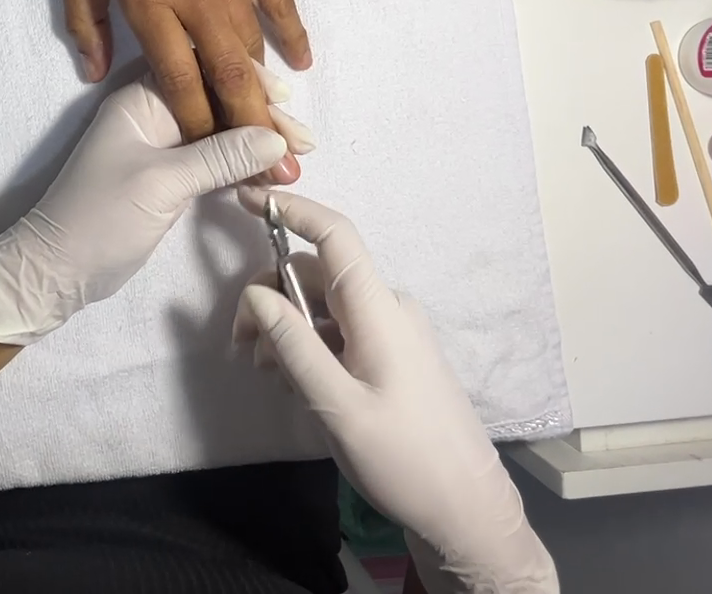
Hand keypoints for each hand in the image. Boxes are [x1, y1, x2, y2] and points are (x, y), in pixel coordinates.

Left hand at [0, 75, 301, 344]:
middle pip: (217, 101)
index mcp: (141, 99)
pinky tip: (270, 173)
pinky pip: (212, 158)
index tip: (287, 102)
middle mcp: (152, 113)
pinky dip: (241, 165)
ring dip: (257, 144)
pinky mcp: (167, 174)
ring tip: (298, 162)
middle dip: (261, 119)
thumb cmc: (100, 216)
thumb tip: (277, 139)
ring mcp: (160, 144)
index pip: (203, 74)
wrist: (59, 268)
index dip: (247, 85)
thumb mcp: (161, 183)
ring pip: (220, 131)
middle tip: (304, 144)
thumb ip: (220, 156)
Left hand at [59, 0, 310, 181]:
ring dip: (268, 96)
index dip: (198, 128)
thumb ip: (85, 20)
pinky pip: (281, 6)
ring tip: (284, 135)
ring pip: (256, 50)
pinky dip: (292, 37)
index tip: (213, 161)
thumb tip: (96, 73)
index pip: (179, 83)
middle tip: (270, 171)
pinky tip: (298, 66)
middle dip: (249, 131)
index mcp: (148, 3)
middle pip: (228, 78)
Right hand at [233, 191, 558, 593]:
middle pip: (313, 274)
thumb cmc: (405, 458)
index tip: (245, 198)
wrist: (468, 513)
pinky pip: (335, 328)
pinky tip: (294, 381)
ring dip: (285, 327)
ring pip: (320, 304)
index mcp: (378, 309)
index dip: (290, 208)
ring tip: (269, 373)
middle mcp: (384, 308)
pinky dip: (306, 343)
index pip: (334, 234)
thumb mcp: (338, 404)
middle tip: (242, 345)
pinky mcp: (388, 352)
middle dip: (270, 299)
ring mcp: (388, 330)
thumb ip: (293, 344)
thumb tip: (254, 294)